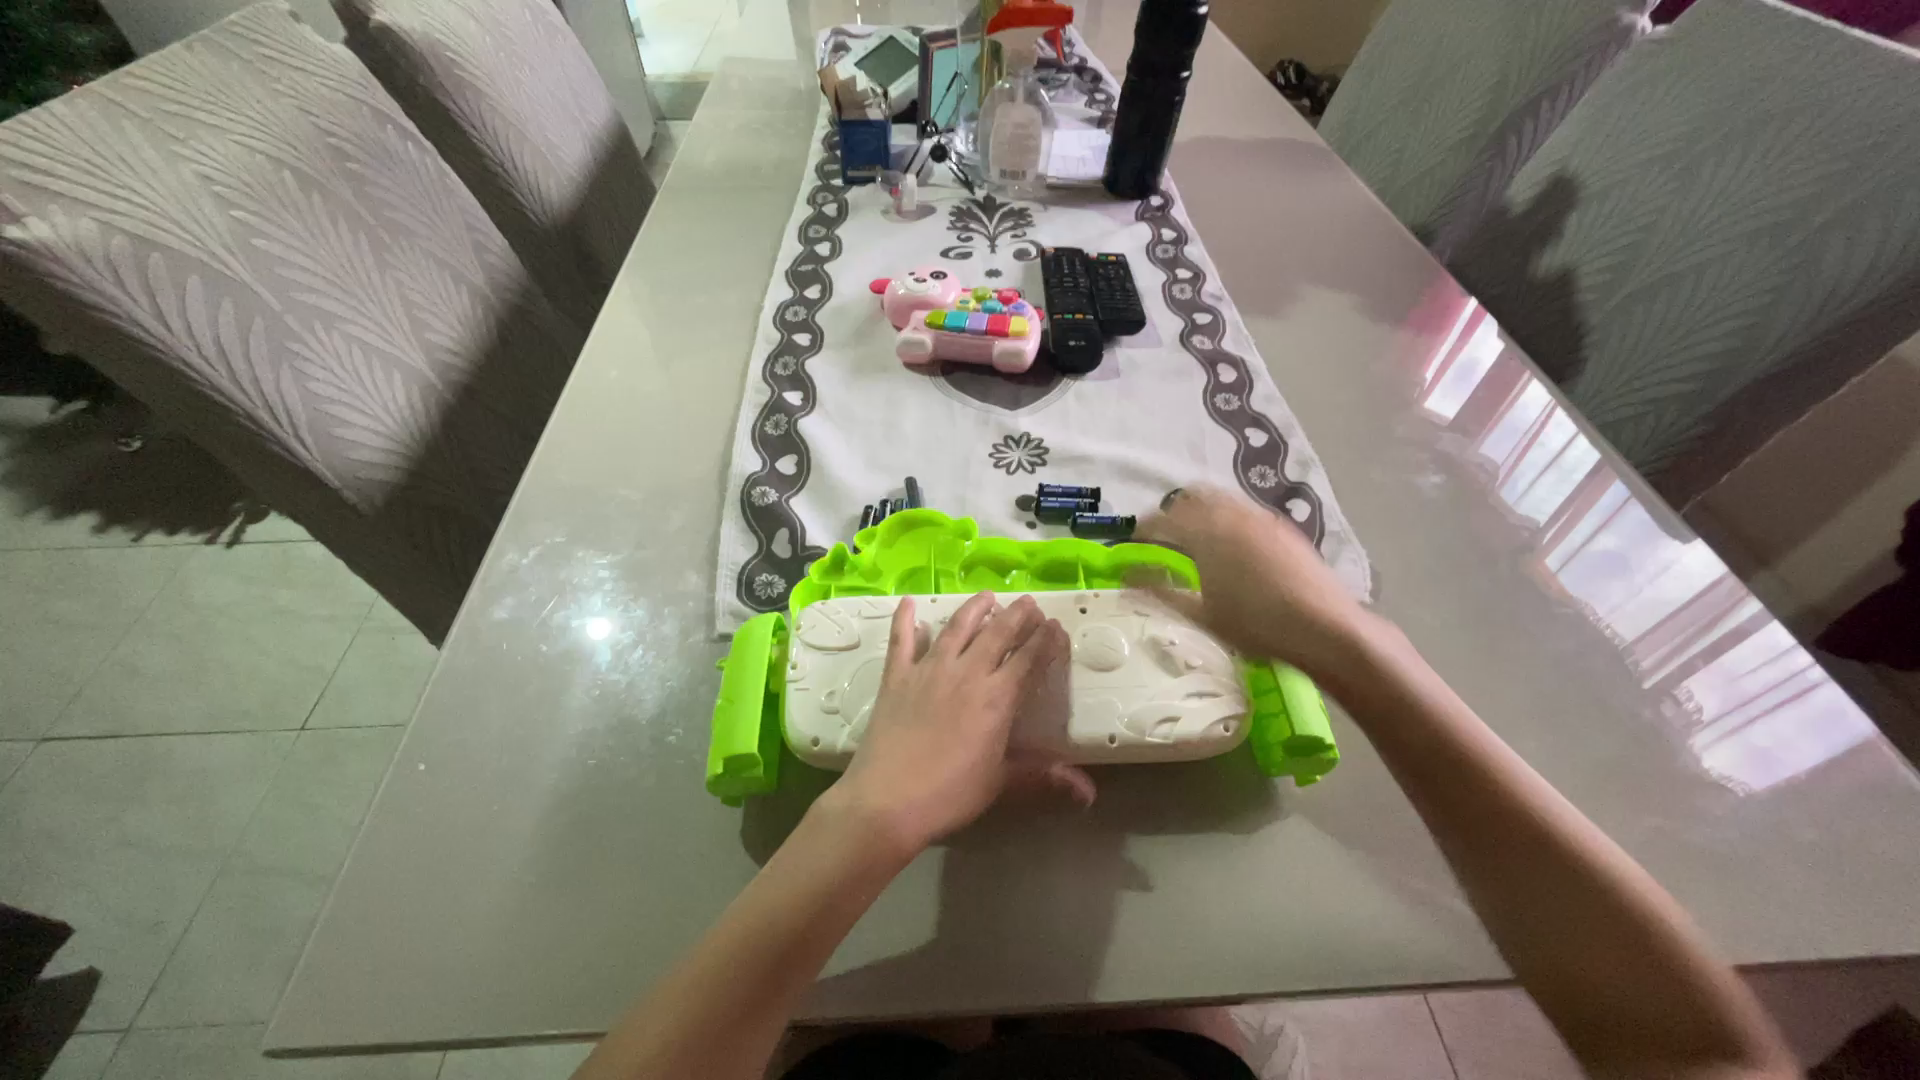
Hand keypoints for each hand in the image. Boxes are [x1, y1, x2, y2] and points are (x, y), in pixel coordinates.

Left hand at [828, 593, 1094, 855]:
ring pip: (956, 628)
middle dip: (1017, 615)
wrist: (887, 800)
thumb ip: (1043, 779)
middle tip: (1028, 602)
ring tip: (986, 595)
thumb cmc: (950, 794)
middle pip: (997, 634)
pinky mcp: (897, 677)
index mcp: (997, 698)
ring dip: (974, 609)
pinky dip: (906, 619)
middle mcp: (966, 673)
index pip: (1028, 659)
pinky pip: (902, 640)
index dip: (1045, 641)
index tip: (1055, 626)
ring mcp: (928, 670)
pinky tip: (909, 602)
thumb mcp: (1000, 785)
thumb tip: (1089, 793)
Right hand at [1135, 487, 1374, 677]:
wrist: (1325, 627)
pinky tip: (1230, 549)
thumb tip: (1128, 579)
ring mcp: (1260, 517)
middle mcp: (1231, 514)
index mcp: (1205, 533)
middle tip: (1162, 539)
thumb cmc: (1256, 625)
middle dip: (1170, 514)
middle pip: (1190, 499)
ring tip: (1194, 541)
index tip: (1133, 544)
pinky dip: (1225, 519)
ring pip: (1219, 500)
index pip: (1161, 520)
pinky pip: (1243, 511)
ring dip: (1199, 512)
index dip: (1143, 530)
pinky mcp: (1282, 527)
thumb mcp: (1201, 614)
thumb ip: (1161, 591)